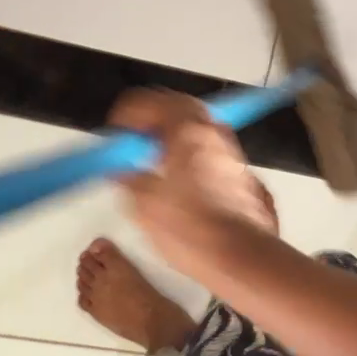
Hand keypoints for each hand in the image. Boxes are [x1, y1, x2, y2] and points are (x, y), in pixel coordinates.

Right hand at [108, 90, 277, 279]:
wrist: (241, 254)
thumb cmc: (194, 230)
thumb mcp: (144, 205)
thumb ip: (129, 179)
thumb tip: (123, 172)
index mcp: (186, 130)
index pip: (149, 101)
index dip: (125, 116)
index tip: (115, 134)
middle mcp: (211, 131)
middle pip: (178, 105)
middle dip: (152, 117)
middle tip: (133, 138)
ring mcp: (229, 147)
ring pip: (197, 123)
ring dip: (172, 132)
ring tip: (151, 156)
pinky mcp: (238, 167)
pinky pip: (208, 143)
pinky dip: (189, 148)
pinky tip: (176, 174)